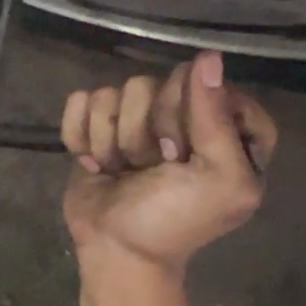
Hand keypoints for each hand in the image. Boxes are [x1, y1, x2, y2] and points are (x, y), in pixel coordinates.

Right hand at [58, 52, 277, 273]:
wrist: (117, 249)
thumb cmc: (176, 220)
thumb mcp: (220, 179)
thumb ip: (217, 117)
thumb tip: (208, 56)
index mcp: (225, 127)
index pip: (208, 84)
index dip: (193, 115)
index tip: (189, 152)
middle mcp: (180, 116)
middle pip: (155, 84)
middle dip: (147, 130)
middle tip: (155, 165)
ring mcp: (133, 119)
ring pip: (114, 92)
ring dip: (112, 139)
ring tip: (123, 170)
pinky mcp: (95, 125)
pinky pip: (80, 101)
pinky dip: (80, 136)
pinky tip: (94, 164)